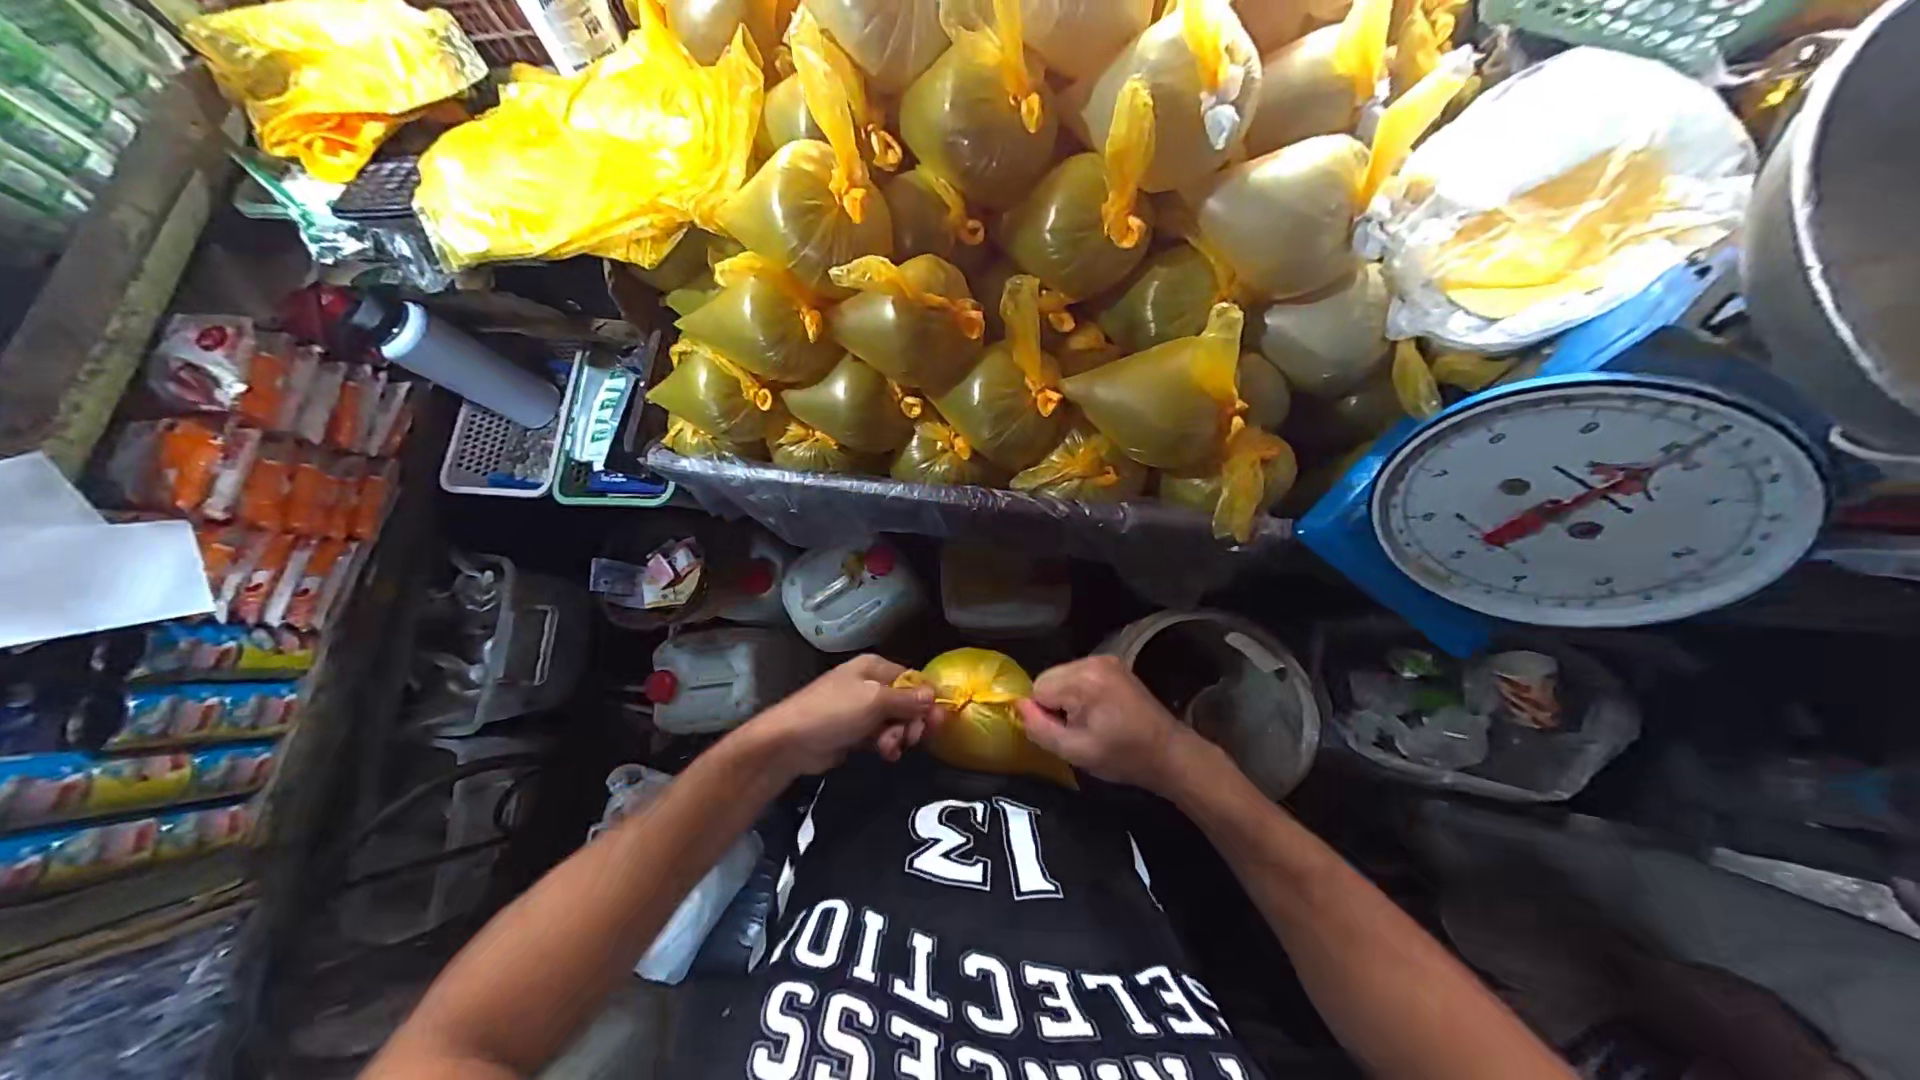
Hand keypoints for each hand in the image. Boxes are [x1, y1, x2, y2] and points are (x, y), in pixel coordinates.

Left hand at [741, 655, 945, 777]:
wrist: (789, 742)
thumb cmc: (833, 713)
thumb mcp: (874, 701)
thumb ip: (907, 699)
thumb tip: (934, 695)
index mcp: (874, 667)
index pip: (913, 679)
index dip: (926, 700)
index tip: (933, 722)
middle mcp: (870, 684)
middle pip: (907, 702)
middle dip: (911, 722)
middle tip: (910, 738)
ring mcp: (861, 709)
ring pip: (895, 722)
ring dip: (897, 736)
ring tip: (887, 748)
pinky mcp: (854, 732)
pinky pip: (881, 736)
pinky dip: (886, 745)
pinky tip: (884, 754)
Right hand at [1016, 656, 1211, 794]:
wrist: (1168, 752)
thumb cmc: (1122, 756)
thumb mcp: (1074, 752)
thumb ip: (1039, 728)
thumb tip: (1017, 707)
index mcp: (1083, 680)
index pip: (1037, 689)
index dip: (1044, 715)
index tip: (1066, 733)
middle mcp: (1092, 661)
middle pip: (1048, 679)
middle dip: (1054, 704)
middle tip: (1078, 730)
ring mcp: (1104, 660)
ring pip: (1061, 677)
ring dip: (1066, 699)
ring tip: (1090, 722)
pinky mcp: (1113, 664)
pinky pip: (1078, 675)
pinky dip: (1079, 692)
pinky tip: (1098, 711)